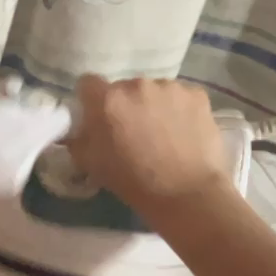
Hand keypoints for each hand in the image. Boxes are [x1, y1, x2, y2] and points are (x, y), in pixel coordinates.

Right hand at [67, 75, 236, 226]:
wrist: (187, 193)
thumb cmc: (132, 180)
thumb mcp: (90, 164)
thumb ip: (78, 138)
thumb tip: (80, 129)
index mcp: (106, 100)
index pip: (87, 82)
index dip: (90, 99)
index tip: (96, 116)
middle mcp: (136, 84)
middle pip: (123, 87)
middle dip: (124, 105)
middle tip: (131, 130)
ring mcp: (170, 86)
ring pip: (153, 90)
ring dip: (152, 105)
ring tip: (161, 132)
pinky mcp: (197, 94)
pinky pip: (179, 96)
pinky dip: (178, 108)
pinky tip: (182, 130)